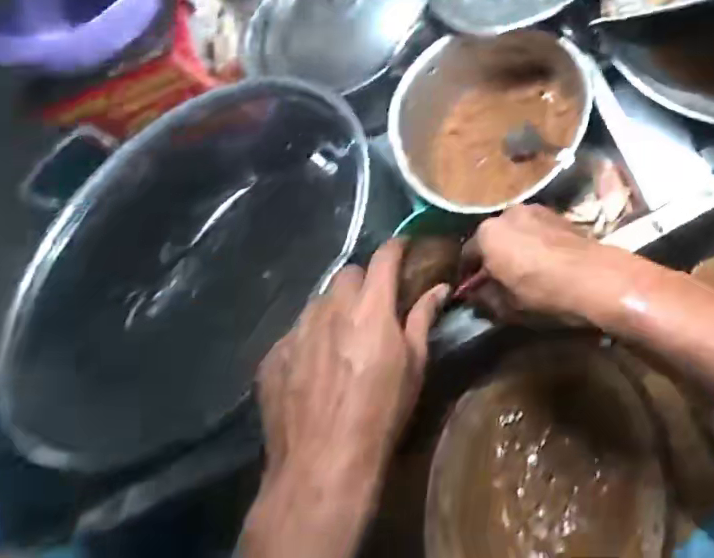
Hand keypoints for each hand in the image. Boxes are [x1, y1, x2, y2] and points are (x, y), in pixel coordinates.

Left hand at [254, 238, 448, 502]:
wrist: (322, 466)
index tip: (404, 249)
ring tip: (342, 339)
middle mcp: (331, 308)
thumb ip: (423, 318)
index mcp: (370, 307)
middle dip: (363, 282)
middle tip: (373, 306)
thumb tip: (439, 288)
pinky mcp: (273, 356)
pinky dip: (308, 340)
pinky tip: (314, 369)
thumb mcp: (414, 366)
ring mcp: (297, 330)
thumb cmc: (380, 413)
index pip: (384, 256)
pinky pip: (295, 333)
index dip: (396, 247)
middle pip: (348, 274)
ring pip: (319, 302)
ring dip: (334, 310)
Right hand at [465, 204, 645, 323]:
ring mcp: (535, 209)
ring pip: (516, 230)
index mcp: (487, 234)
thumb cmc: (543, 294)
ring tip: (526, 269)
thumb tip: (476, 294)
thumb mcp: (507, 307)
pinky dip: (536, 241)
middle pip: (493, 237)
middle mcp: (507, 213)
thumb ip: (484, 297)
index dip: (468, 275)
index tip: (472, 291)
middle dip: (493, 256)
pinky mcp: (558, 213)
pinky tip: (546, 261)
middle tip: (500, 280)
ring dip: (516, 246)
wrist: (595, 277)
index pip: (467, 255)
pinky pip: (537, 229)